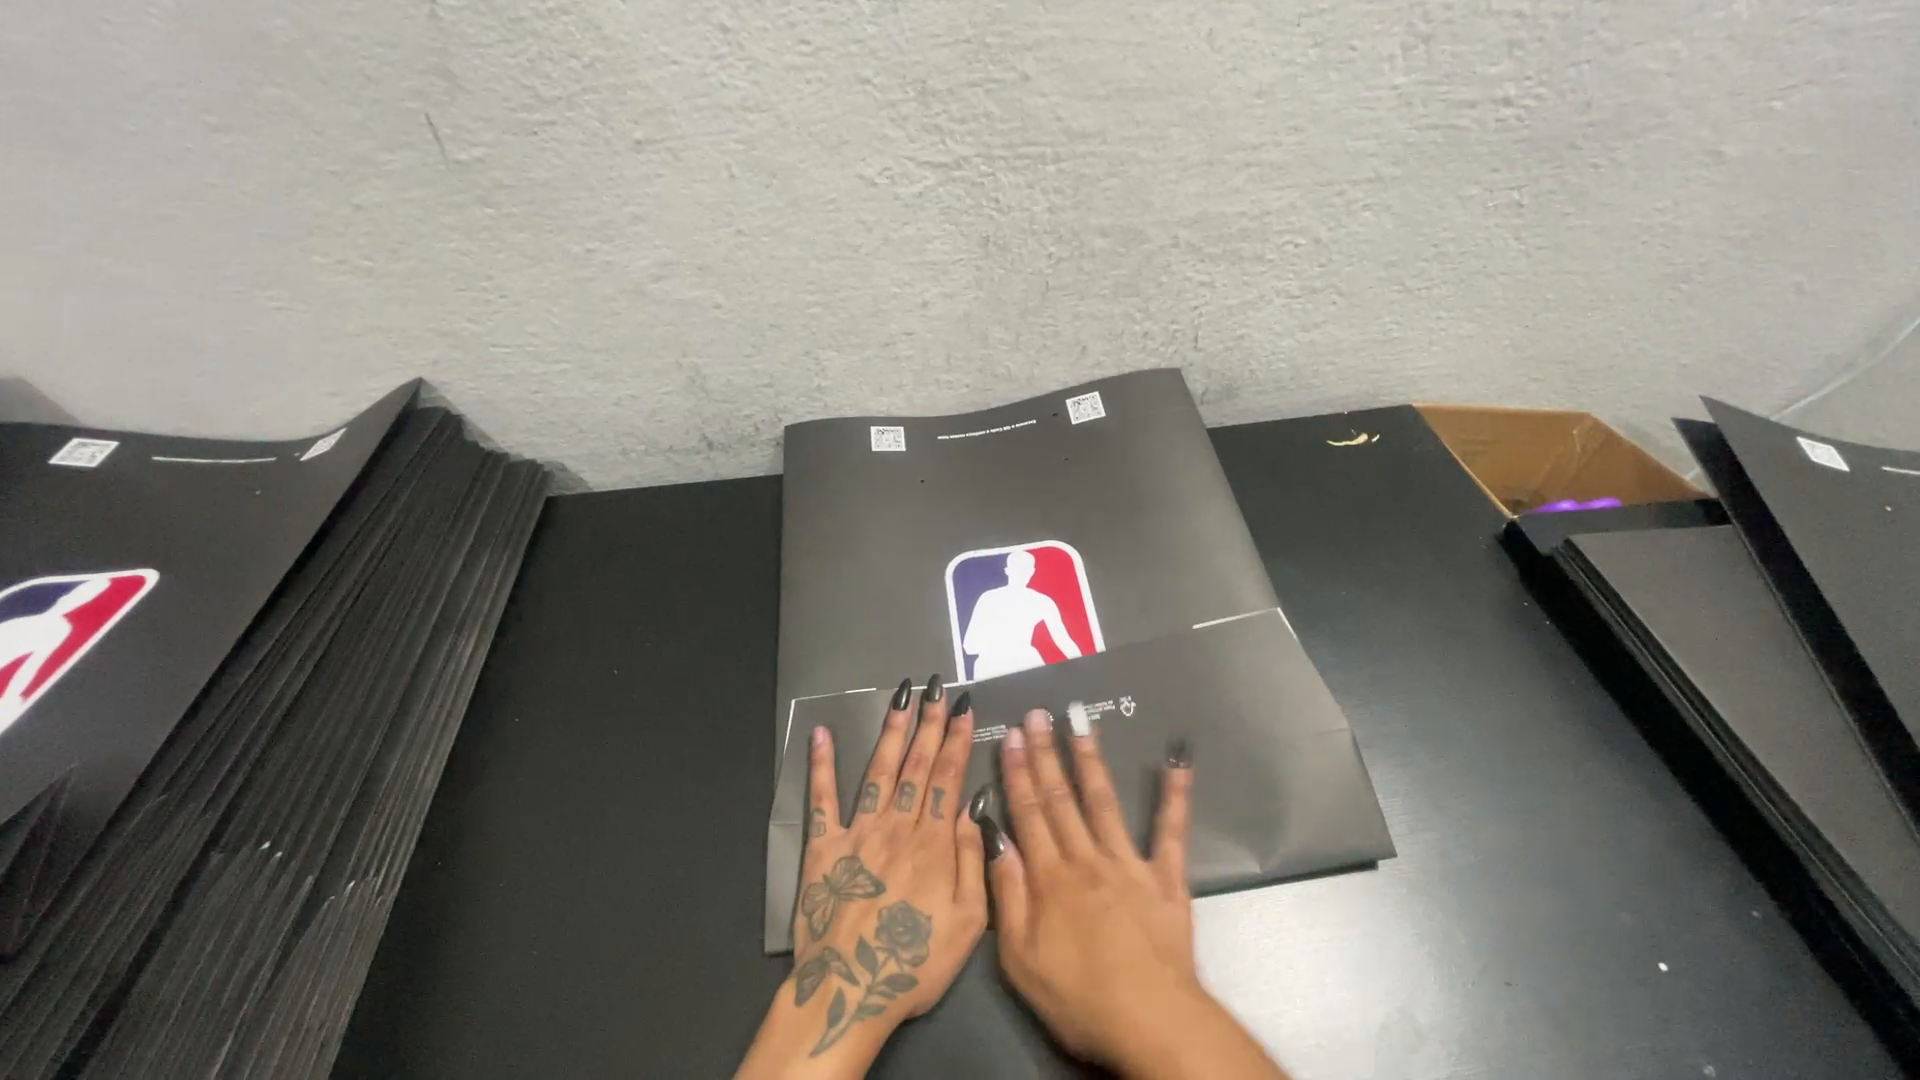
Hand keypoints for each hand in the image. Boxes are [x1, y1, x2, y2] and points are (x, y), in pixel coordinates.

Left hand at [737, 677, 987, 1079]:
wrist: (850, 990)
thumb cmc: (915, 963)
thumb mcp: (969, 922)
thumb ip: (972, 859)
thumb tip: (973, 806)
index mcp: (933, 844)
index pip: (947, 778)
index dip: (955, 739)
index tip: (962, 706)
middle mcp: (897, 827)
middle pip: (916, 765)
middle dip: (928, 723)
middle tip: (935, 687)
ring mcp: (857, 832)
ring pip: (879, 771)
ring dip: (891, 731)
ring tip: (900, 696)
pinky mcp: (823, 847)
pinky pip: (822, 800)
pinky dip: (822, 765)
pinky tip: (823, 734)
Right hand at [986, 709, 1288, 1079]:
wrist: (1151, 1021)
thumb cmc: (1078, 997)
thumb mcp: (1019, 958)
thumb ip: (1007, 894)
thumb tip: (995, 838)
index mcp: (1049, 878)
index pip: (1027, 814)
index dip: (1018, 773)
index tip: (1013, 737)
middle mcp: (1086, 859)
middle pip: (1060, 799)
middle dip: (1046, 754)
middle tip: (1038, 714)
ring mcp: (1129, 864)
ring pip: (1103, 801)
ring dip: (1090, 759)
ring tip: (1079, 721)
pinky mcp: (1166, 878)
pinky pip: (1170, 831)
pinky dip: (1174, 796)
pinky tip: (1178, 762)